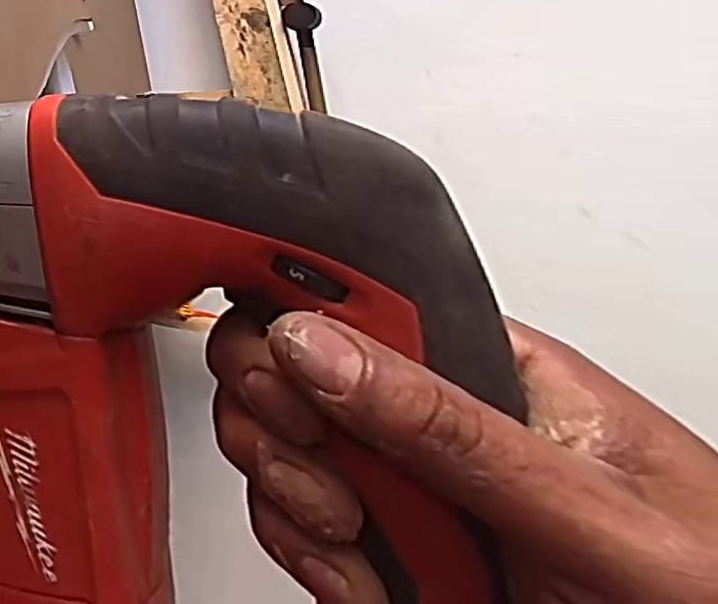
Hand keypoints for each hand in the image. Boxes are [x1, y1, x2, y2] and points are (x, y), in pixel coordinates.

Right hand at [208, 310, 717, 602]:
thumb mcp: (606, 526)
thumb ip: (450, 426)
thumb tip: (309, 338)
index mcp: (479, 365)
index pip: (337, 294)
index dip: (281, 317)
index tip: (284, 373)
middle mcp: (414, 404)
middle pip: (270, 359)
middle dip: (279, 420)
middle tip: (335, 473)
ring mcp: (383, 467)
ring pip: (260, 430)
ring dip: (290, 491)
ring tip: (362, 542)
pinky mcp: (361, 524)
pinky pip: (275, 504)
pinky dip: (301, 543)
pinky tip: (362, 573)